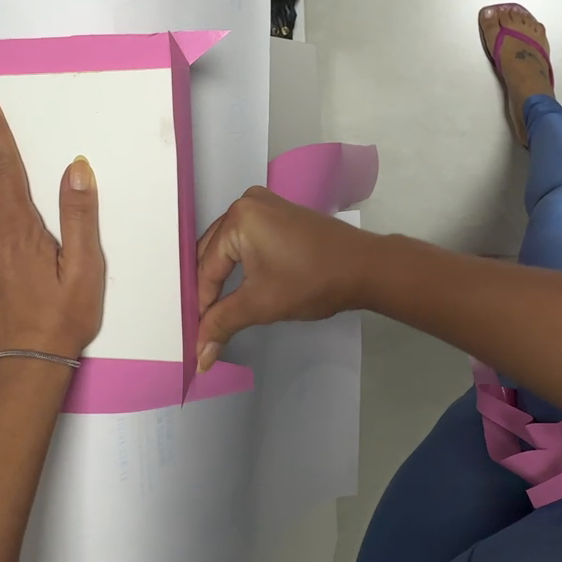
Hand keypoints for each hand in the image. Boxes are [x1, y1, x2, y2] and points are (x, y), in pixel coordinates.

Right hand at [193, 186, 376, 369]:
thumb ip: (223, 324)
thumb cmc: (311, 281)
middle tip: (201, 326)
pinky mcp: (279, 215)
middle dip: (208, 290)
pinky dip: (240, 264)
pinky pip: (246, 240)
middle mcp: (247, 203)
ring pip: (229, 247)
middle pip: (213, 252)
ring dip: (222, 278)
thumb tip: (200, 357)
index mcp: (238, 218)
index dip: (201, 305)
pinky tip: (236, 288)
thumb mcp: (261, 304)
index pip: (207, 267)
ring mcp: (264, 206)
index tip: (197, 337)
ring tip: (215, 312)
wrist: (364, 267)